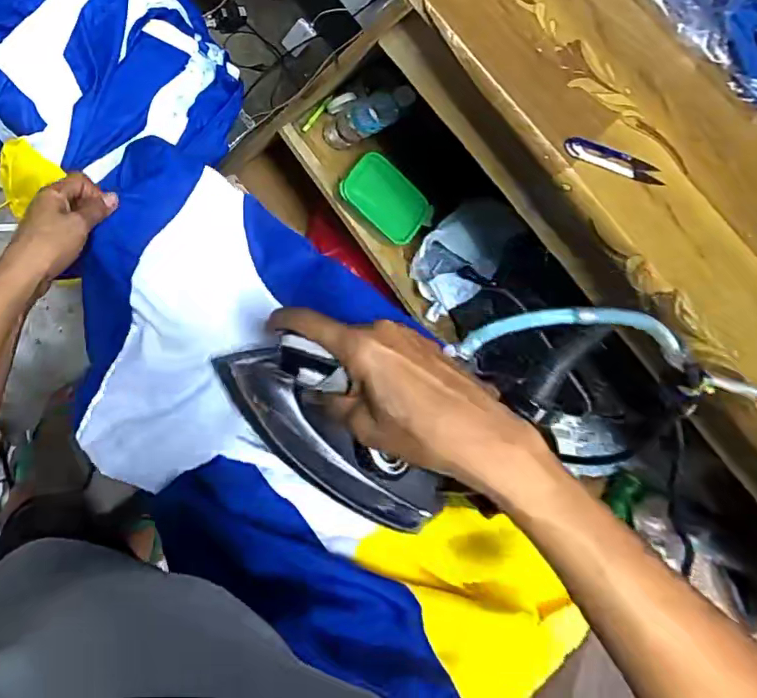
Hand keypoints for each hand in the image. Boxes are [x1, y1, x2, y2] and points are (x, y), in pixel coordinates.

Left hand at [0, 173, 117, 293]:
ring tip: (95, 236)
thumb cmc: (52, 244)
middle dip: (92, 207)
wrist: (23, 276)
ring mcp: (42, 222)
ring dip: (85, 223)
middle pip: (75, 196)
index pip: (80, 180)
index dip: (96, 191)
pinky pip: (64, 230)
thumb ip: (97, 209)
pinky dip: (76, 235)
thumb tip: (113, 197)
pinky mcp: (42, 239)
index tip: (105, 210)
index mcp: (52, 193)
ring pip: (70, 215)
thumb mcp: (80, 224)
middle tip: (103, 223)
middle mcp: (45, 203)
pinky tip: (83, 246)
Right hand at [266, 307, 561, 501]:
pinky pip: (391, 345)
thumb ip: (337, 406)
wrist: (484, 434)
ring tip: (360, 392)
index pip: (313, 323)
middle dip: (326, 354)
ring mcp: (409, 332)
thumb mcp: (368, 428)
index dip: (287, 321)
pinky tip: (393, 391)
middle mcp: (383, 329)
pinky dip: (380, 361)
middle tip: (320, 382)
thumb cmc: (421, 434)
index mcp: (362, 346)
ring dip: (356, 358)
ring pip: (368, 340)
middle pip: (342, 334)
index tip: (271, 326)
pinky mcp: (427, 342)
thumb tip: (324, 395)